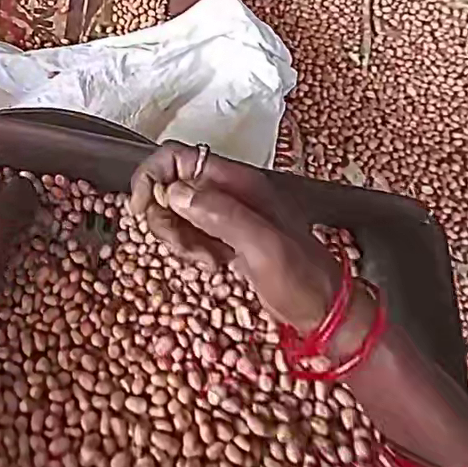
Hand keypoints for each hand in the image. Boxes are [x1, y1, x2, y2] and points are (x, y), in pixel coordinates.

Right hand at [127, 143, 346, 331]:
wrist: (323, 310)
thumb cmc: (300, 278)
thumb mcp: (263, 246)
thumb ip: (220, 214)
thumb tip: (174, 192)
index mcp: (236, 181)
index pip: (176, 156)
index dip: (152, 177)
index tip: (144, 209)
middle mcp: (226, 190)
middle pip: (168, 186)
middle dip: (165, 218)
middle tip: (185, 247)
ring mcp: (223, 213)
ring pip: (174, 211)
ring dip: (177, 238)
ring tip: (207, 260)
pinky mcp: (221, 234)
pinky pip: (186, 232)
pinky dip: (188, 249)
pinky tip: (213, 264)